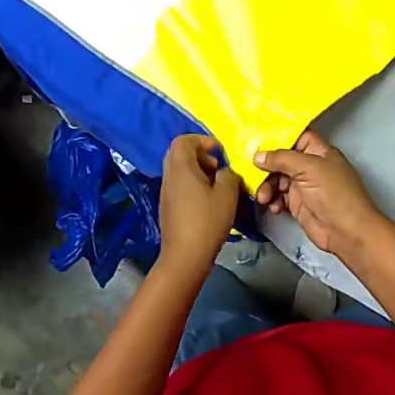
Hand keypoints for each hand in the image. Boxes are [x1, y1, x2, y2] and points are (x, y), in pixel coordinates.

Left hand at [157, 134, 240, 270]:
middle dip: (200, 155)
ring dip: (197, 171)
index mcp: (180, 168)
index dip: (201, 140)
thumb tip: (224, 172)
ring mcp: (165, 193)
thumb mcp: (227, 194)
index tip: (219, 150)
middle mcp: (168, 177)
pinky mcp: (167, 207)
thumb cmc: (207, 221)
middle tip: (218, 168)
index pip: (183, 140)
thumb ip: (228, 175)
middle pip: (179, 154)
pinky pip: (178, 185)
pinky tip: (207, 201)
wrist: (185, 255)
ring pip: (179, 171)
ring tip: (216, 186)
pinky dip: (192, 185)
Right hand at [253, 131, 382, 256]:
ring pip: (277, 179)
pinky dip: (273, 200)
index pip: (297, 138)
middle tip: (252, 174)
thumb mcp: (309, 168)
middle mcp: (310, 167)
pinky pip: (278, 197)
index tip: (257, 141)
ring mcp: (303, 186)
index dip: (280, 138)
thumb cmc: (332, 193)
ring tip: (263, 198)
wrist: (346, 231)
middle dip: (267, 167)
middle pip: (282, 160)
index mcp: (319, 153)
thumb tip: (257, 156)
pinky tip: (273, 207)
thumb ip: (282, 159)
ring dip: (267, 187)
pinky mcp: (297, 204)